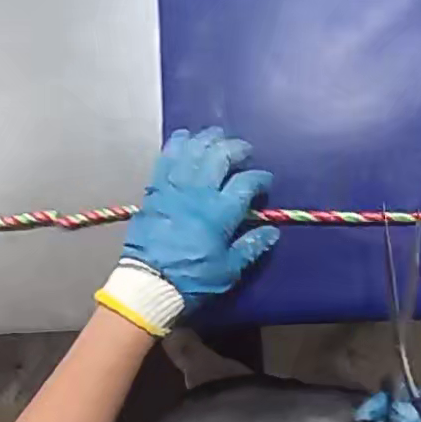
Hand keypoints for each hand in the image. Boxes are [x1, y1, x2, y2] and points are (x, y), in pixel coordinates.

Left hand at [95, 127, 274, 335]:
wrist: (149, 284)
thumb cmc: (193, 280)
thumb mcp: (228, 270)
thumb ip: (250, 247)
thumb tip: (271, 232)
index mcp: (221, 211)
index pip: (246, 182)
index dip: (259, 178)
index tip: (264, 182)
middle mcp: (199, 192)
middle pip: (220, 155)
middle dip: (236, 148)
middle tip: (244, 151)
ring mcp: (174, 188)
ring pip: (193, 150)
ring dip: (207, 139)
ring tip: (216, 137)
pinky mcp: (155, 190)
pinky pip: (166, 158)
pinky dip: (177, 145)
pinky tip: (184, 138)